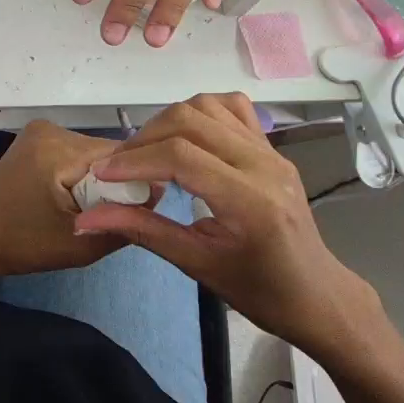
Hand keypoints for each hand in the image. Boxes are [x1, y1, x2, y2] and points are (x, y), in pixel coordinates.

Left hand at [0, 121, 144, 280]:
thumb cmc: (23, 243)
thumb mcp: (83, 242)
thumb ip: (125, 219)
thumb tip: (158, 196)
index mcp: (60, 147)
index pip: (122, 156)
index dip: (138, 183)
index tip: (143, 211)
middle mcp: (52, 129)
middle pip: (108, 154)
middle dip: (116, 184)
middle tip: (113, 217)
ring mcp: (41, 132)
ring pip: (93, 156)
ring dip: (99, 181)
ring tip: (91, 211)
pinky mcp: (36, 141)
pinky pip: (75, 156)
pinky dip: (81, 177)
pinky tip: (73, 201)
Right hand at [73, 94, 381, 357]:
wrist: (318, 296)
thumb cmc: (259, 290)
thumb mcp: (196, 264)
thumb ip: (141, 230)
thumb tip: (85, 218)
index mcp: (250, 201)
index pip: (181, 158)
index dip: (135, 160)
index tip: (102, 174)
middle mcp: (263, 165)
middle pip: (189, 122)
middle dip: (144, 138)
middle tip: (121, 165)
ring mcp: (270, 151)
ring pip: (206, 106)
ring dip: (167, 121)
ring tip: (148, 151)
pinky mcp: (270, 146)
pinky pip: (231, 106)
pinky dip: (199, 111)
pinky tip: (185, 135)